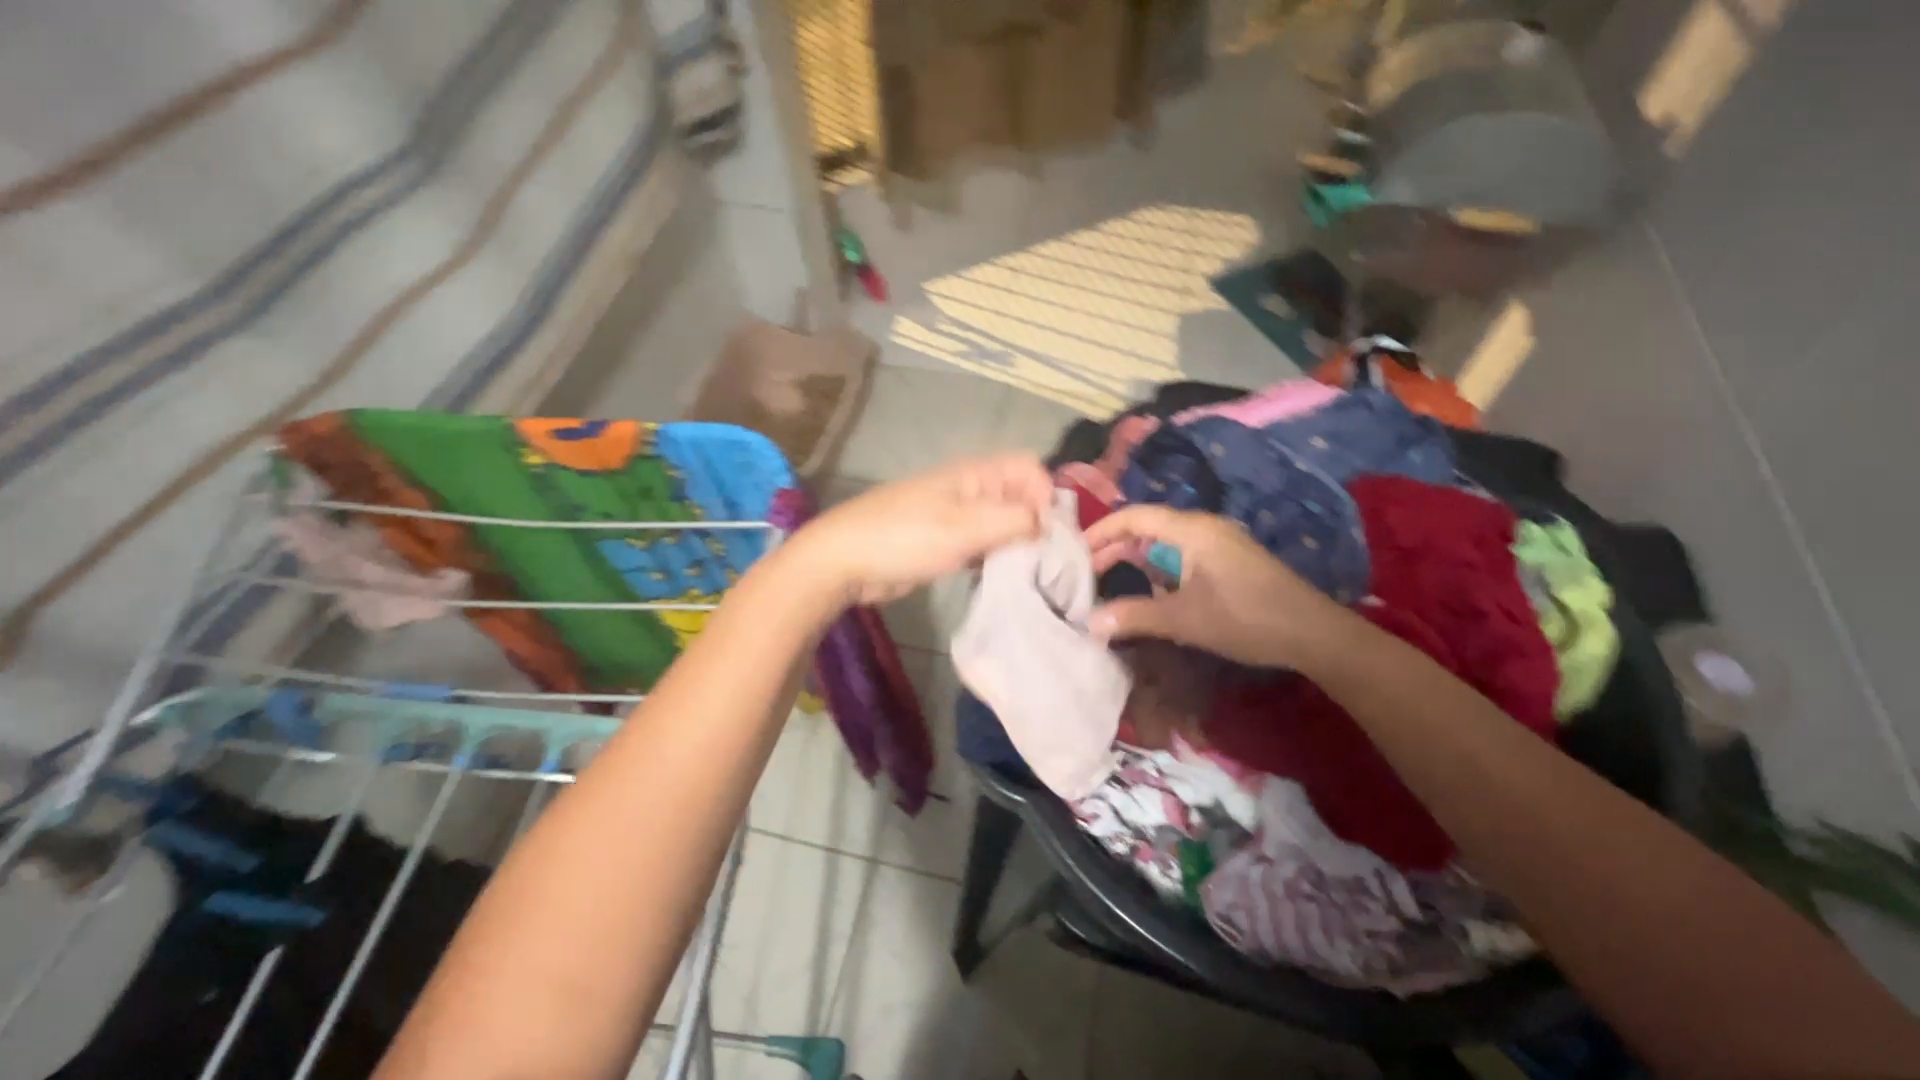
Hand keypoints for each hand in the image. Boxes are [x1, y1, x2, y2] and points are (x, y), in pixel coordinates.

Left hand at [784, 454, 1055, 605]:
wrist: (843, 561)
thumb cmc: (903, 537)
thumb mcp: (964, 527)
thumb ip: (1013, 521)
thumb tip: (1049, 523)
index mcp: (975, 474)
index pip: (1030, 470)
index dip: (1046, 496)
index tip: (1048, 535)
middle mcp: (971, 490)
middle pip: (1020, 497)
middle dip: (1037, 523)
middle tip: (1045, 561)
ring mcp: (957, 517)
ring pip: (1004, 523)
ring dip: (1018, 544)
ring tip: (1029, 574)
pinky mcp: (946, 543)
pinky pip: (984, 544)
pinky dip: (997, 558)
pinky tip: (1001, 579)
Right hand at [1084, 505, 1353, 668]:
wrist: (1312, 634)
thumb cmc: (1246, 619)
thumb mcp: (1184, 620)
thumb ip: (1135, 616)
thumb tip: (1090, 623)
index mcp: (1192, 530)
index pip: (1135, 516)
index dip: (1101, 531)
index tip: (1074, 553)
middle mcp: (1204, 528)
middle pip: (1148, 527)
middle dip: (1115, 548)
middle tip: (1085, 574)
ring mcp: (1220, 544)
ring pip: (1165, 544)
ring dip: (1137, 561)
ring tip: (1109, 584)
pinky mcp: (1229, 562)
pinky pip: (1183, 556)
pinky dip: (1160, 570)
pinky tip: (1150, 595)